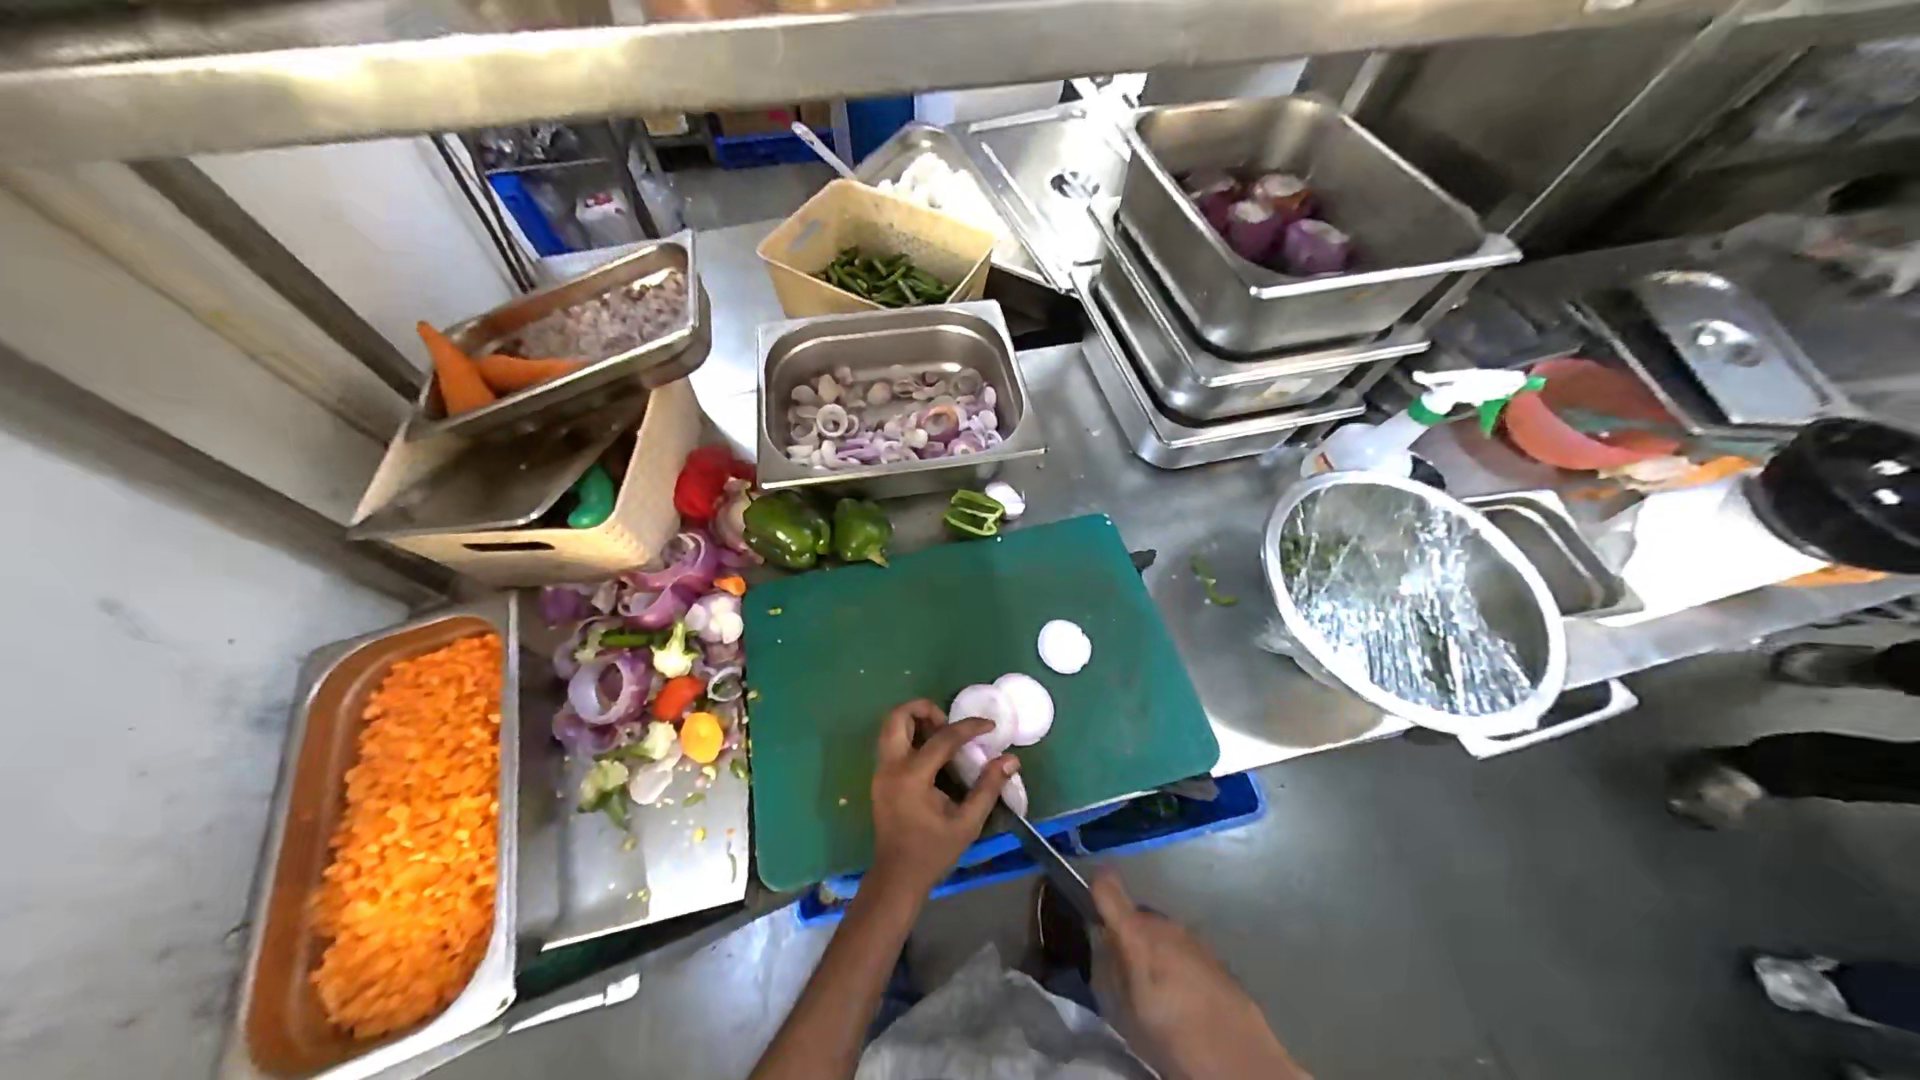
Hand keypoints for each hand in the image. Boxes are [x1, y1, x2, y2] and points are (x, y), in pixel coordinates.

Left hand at [869, 699, 1018, 896]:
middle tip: (949, 724)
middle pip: (898, 717)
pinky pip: (891, 742)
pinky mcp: (880, 777)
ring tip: (942, 736)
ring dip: (915, 720)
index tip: (990, 726)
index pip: (943, 738)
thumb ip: (988, 788)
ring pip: (890, 726)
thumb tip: (1010, 760)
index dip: (969, 727)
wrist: (897, 876)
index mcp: (912, 777)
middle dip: (925, 709)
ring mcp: (881, 771)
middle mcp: (891, 766)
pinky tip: (933, 753)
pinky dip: (910, 735)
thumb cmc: (932, 852)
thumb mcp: (967, 823)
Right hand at [1092, 870, 1309, 1079]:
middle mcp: (1164, 924)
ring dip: (1152, 949)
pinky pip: (1182, 948)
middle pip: (1134, 914)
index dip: (1095, 888)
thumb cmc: (1173, 1040)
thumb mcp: (1124, 1013)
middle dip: (1125, 933)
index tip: (1089, 904)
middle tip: (1122, 969)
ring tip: (1154, 989)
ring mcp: (1192, 937)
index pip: (1106, 886)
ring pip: (1159, 932)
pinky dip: (1175, 962)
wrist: (1243, 1064)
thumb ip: (1110, 969)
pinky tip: (1182, 997)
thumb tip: (1103, 941)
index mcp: (1136, 933)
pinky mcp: (1214, 955)